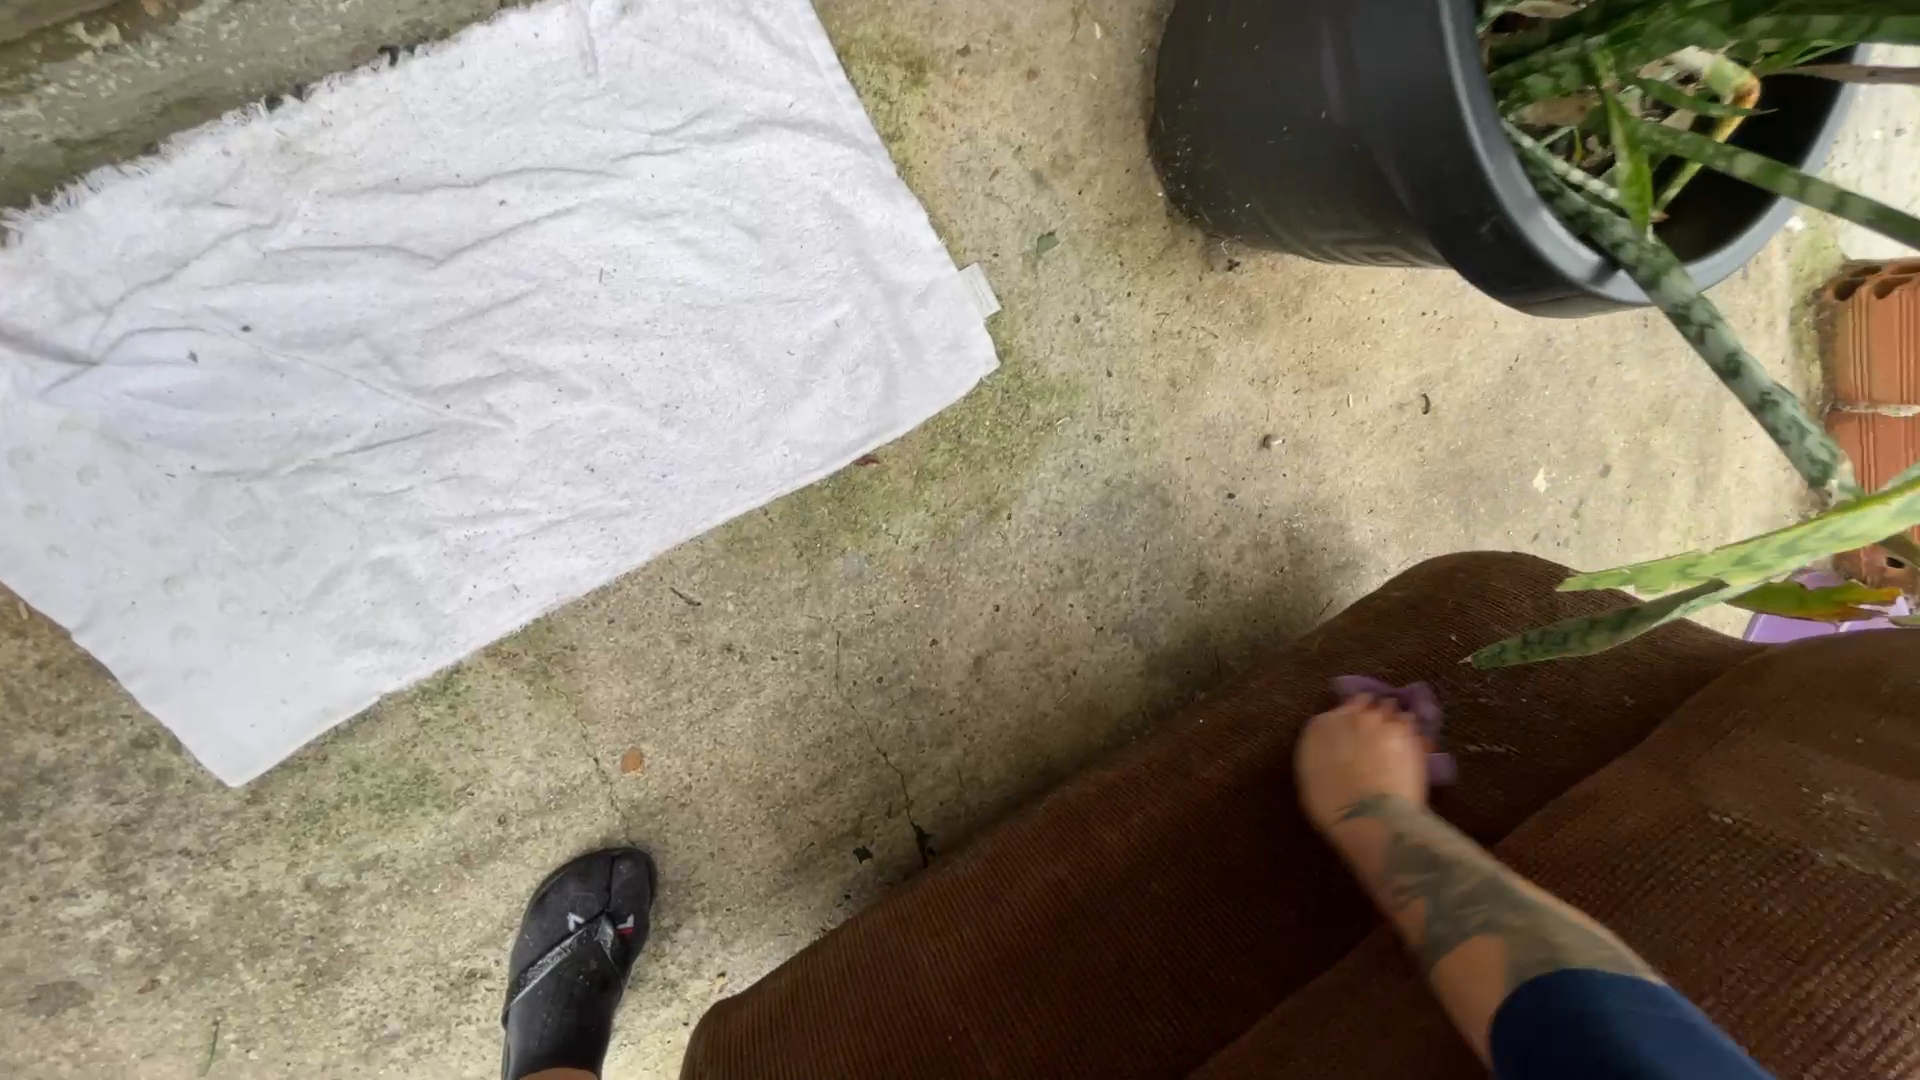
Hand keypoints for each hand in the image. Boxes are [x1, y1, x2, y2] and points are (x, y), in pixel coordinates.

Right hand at [1294, 695, 1430, 833]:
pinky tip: (1415, 747)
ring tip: (1399, 732)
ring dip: (1397, 720)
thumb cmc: (1329, 804)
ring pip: (1397, 712)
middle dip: (1375, 712)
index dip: (1350, 715)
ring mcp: (1387, 726)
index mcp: (1323, 724)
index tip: (1353, 726)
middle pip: (1370, 703)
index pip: (1341, 707)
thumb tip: (1332, 748)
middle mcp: (1355, 717)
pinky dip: (1416, 736)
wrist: (1369, 818)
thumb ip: (1322, 751)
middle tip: (1378, 724)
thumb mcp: (1310, 774)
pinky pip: (1417, 730)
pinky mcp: (1415, 741)